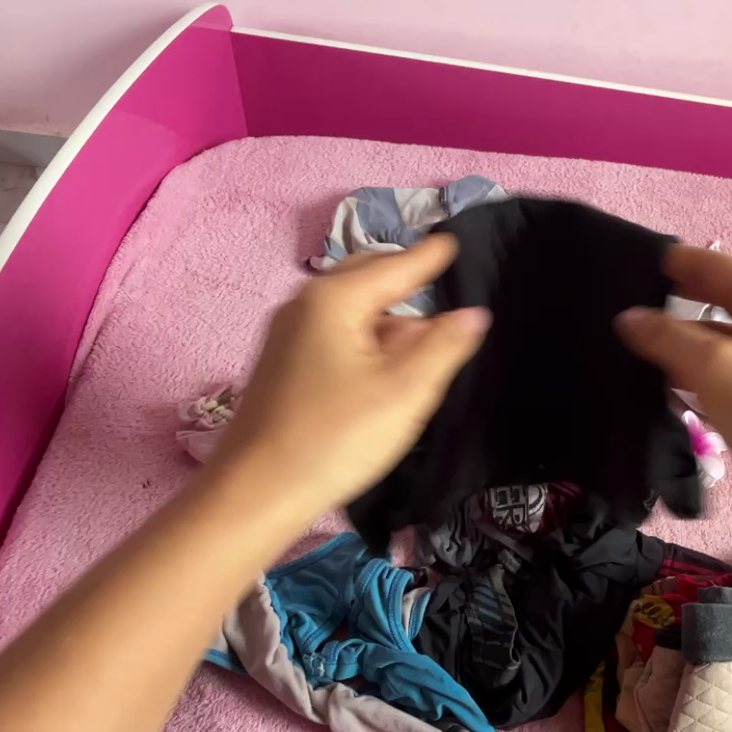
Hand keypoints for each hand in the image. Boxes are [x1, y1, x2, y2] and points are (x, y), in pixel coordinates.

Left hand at [211, 235, 489, 522]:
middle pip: (367, 280)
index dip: (430, 257)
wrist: (257, 491)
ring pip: (350, 312)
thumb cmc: (337, 437)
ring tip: (422, 340)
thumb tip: (473, 313)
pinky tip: (381, 367)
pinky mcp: (281, 365)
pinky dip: (364, 338)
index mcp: (335, 299)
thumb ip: (444, 346)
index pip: (396, 266)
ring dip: (387, 319)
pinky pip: (333, 334)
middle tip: (442, 285)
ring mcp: (286, 335)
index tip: (453, 240)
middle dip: (405, 283)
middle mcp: (304, 304)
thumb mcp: (405, 392)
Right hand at [614, 244, 731, 517]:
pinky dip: (698, 366)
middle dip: (675, 299)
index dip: (673, 262)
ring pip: (721, 334)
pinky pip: (727, 364)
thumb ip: (667, 337)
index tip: (629, 261)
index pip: (715, 265)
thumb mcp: (714, 368)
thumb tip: (627, 318)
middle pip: (719, 298)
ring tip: (635, 341)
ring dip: (683, 338)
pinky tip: (665, 377)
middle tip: (627, 299)